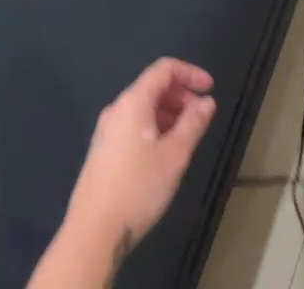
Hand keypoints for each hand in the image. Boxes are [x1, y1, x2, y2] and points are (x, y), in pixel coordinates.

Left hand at [64, 58, 216, 246]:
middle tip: (202, 118)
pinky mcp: (103, 152)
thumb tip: (206, 102)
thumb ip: (193, 123)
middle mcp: (116, 110)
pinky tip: (165, 154)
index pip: (163, 69)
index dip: (190, 73)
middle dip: (181, 96)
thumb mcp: (175, 155)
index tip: (210, 89)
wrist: (93, 233)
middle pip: (153, 87)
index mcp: (133, 103)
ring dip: (170, 114)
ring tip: (188, 138)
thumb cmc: (138, 188)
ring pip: (144, 109)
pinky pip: (134, 126)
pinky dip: (155, 128)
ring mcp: (106, 132)